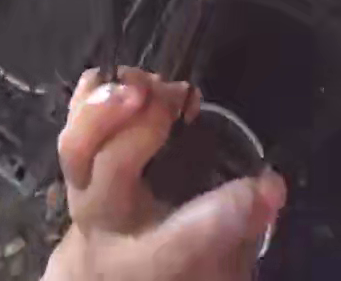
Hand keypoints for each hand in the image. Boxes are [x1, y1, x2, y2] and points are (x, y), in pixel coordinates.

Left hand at [41, 68, 284, 280]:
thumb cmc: (166, 259)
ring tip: (149, 85)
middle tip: (178, 99)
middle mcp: (107, 220)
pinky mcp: (75, 153)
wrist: (102, 269)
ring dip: (114, 101)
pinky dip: (98, 88)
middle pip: (113, 169)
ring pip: (78, 141)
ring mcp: (82, 184)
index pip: (185, 238)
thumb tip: (268, 188)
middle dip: (145, 125)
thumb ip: (235, 230)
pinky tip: (128, 78)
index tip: (268, 187)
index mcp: (146, 261)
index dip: (228, 211)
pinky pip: (72, 114)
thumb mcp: (209, 264)